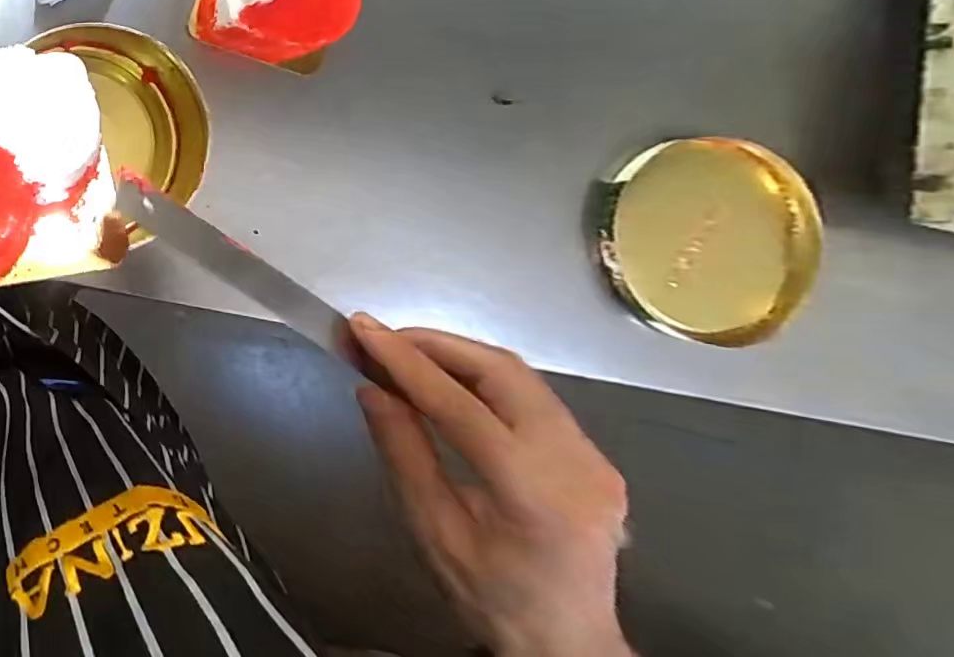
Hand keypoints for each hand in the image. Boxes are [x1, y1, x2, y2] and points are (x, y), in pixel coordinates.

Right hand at [349, 315, 632, 656]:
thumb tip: (371, 388)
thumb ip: (402, 452)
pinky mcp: (591, 452)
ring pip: (517, 373)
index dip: (404, 360)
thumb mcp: (431, 529)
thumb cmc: (489, 595)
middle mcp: (576, 465)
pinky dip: (478, 372)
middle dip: (433, 343)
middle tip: (380, 338)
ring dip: (455, 353)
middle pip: (500, 371)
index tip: (361, 329)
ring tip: (403, 352)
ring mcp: (592, 456)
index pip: (460, 404)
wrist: (567, 643)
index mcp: (534, 495)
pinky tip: (443, 378)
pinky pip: (529, 392)